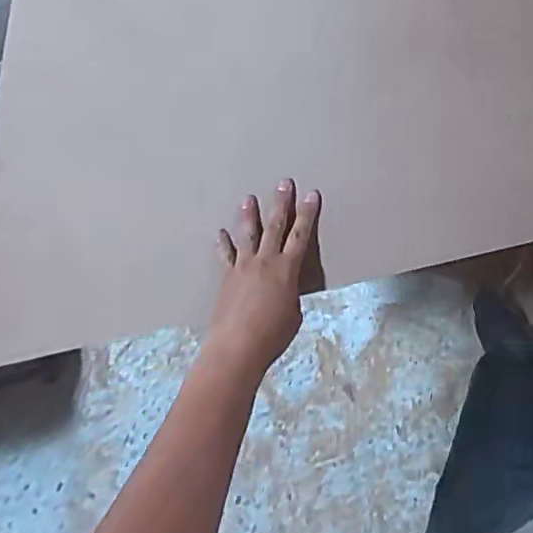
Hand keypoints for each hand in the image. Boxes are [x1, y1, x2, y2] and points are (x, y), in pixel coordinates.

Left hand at [203, 180, 319, 378]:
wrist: (236, 348)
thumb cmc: (273, 334)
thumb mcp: (294, 313)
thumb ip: (292, 294)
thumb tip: (286, 291)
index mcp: (287, 269)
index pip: (301, 235)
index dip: (307, 214)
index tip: (311, 195)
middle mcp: (266, 262)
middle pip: (275, 226)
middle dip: (281, 203)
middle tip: (283, 183)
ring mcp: (244, 268)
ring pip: (248, 235)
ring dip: (250, 216)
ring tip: (249, 198)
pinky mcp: (227, 279)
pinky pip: (226, 257)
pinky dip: (224, 244)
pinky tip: (221, 233)